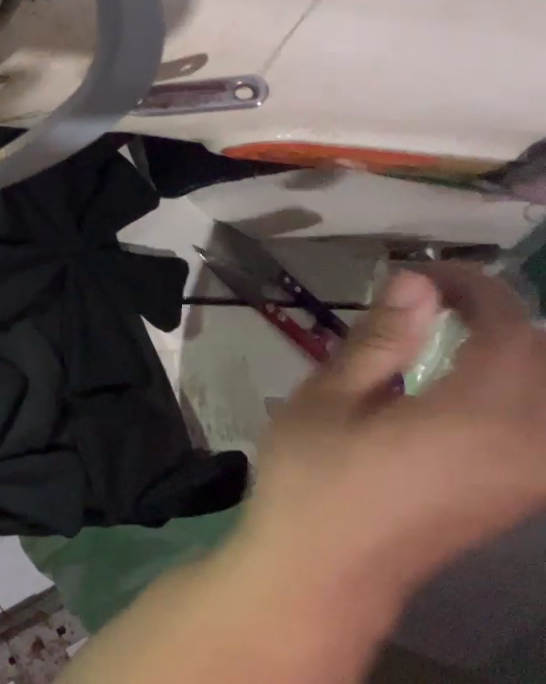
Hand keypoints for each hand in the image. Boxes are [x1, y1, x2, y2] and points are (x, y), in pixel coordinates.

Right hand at [227, 265, 545, 615]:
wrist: (330, 564)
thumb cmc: (313, 474)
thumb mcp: (327, 400)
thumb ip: (379, 342)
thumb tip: (415, 283)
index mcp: (481, 415)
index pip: (512, 330)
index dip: (475, 288)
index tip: (419, 270)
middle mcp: (530, 442)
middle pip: (545, 359)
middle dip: (498, 318)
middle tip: (427, 300)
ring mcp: (535, 471)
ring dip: (512, 354)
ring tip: (444, 335)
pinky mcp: (525, 489)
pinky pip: (538, 423)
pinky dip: (514, 388)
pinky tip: (461, 383)